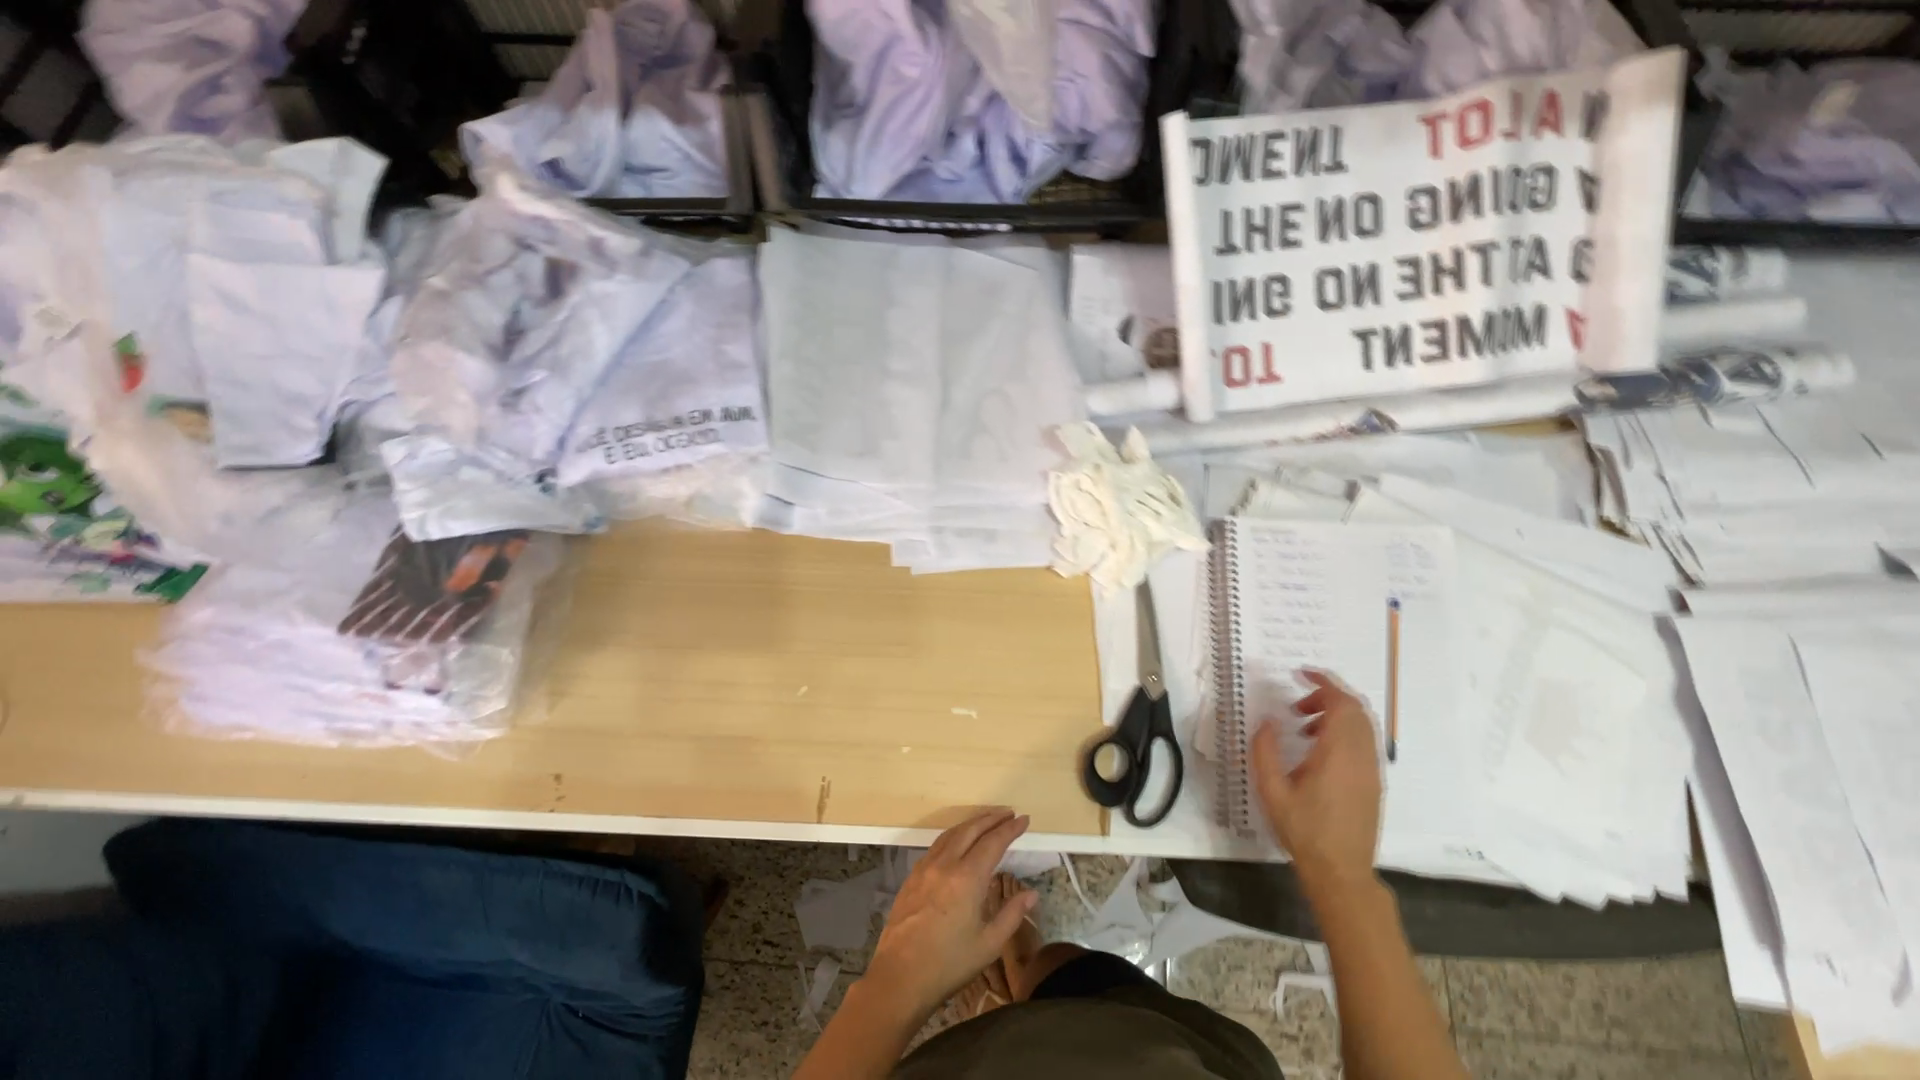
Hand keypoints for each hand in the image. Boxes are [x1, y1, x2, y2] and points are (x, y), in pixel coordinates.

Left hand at [862, 808, 1037, 1017]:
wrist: (900, 977)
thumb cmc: (949, 964)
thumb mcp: (989, 944)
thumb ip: (1012, 914)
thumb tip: (1031, 894)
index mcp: (967, 878)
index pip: (993, 843)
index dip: (1010, 829)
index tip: (1024, 819)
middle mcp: (945, 865)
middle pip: (970, 830)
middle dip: (991, 818)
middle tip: (1008, 813)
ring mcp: (924, 869)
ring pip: (950, 834)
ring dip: (970, 824)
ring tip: (986, 821)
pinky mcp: (911, 878)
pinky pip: (935, 846)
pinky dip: (952, 836)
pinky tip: (957, 843)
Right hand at [1251, 670, 1382, 900]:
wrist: (1341, 870)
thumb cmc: (1304, 831)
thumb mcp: (1272, 792)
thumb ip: (1265, 752)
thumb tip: (1266, 722)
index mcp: (1338, 753)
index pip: (1341, 702)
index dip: (1323, 682)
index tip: (1301, 674)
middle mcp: (1362, 755)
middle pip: (1355, 708)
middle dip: (1327, 696)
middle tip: (1297, 705)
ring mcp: (1372, 769)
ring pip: (1362, 725)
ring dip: (1336, 715)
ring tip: (1304, 728)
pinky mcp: (1374, 781)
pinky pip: (1364, 741)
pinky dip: (1344, 732)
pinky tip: (1319, 751)